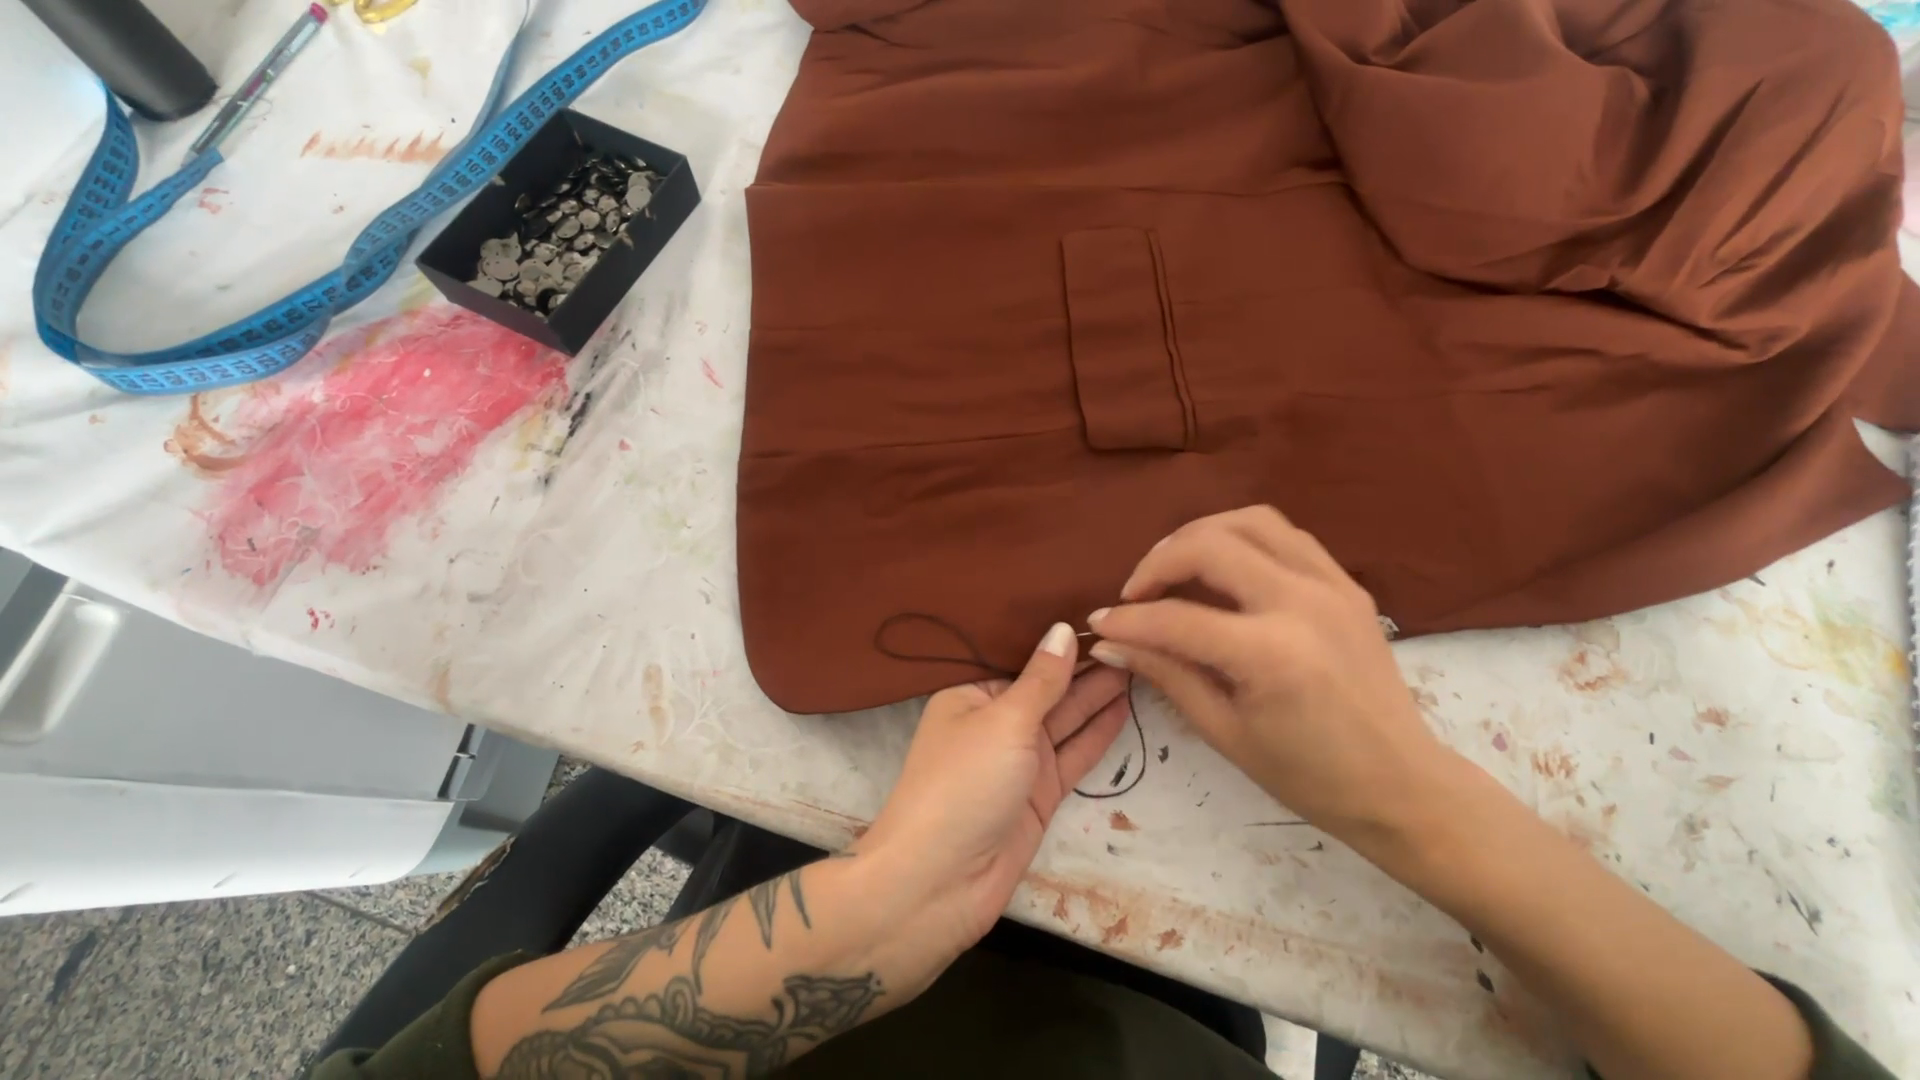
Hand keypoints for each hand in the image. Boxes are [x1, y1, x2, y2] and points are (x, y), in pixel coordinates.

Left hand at [853, 624, 1130, 979]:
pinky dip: (1098, 732)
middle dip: (1087, 664)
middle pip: (1049, 687)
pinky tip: (1125, 705)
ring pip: (1066, 719)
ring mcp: (1020, 760)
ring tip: (1140, 659)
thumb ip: (1041, 679)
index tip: (1101, 610)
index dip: (1059, 638)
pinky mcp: (1041, 794)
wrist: (940, 881)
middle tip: (1136, 633)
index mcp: (971, 695)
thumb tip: (1063, 629)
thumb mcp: (1004, 721)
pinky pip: (1075, 754)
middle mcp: (995, 722)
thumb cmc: (963, 784)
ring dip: (1099, 694)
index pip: (1021, 657)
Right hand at [1085, 506, 1455, 853]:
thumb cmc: (1308, 776)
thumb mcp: (1224, 732)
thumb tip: (1110, 641)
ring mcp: (1332, 585)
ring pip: (1250, 521)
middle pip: (1210, 545)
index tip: (1099, 623)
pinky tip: (1224, 568)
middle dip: (1158, 562)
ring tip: (1174, 568)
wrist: (1401, 785)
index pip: (1177, 618)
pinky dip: (1243, 538)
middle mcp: (1303, 603)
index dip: (1128, 620)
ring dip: (1200, 535)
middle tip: (1136, 595)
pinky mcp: (1347, 583)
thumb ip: (1166, 675)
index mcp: (1271, 654)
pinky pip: (1285, 535)